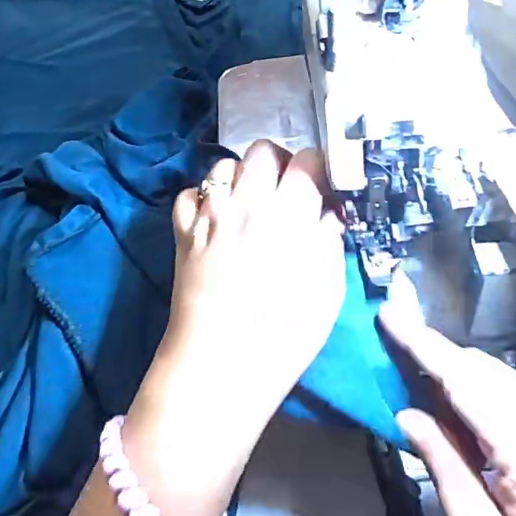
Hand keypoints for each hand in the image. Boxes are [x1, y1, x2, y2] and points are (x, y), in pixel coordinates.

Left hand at [120, 141, 346, 515]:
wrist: (222, 365)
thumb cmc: (287, 332)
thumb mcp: (329, 287)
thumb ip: (331, 240)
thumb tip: (330, 214)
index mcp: (292, 215)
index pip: (308, 160)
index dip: (319, 168)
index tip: (322, 187)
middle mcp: (250, 204)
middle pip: (264, 150)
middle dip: (281, 162)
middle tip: (287, 189)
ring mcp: (212, 216)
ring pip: (225, 166)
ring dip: (242, 178)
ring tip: (250, 204)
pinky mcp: (183, 233)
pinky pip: (190, 194)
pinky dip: (204, 199)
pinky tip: (216, 219)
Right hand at [380, 284, 515, 515]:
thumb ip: (448, 475)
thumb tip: (411, 417)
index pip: (466, 380)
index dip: (423, 345)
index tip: (389, 315)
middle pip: (490, 373)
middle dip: (440, 355)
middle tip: (392, 348)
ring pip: (509, 385)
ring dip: (463, 375)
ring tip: (418, 373)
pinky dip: (488, 399)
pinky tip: (465, 412)